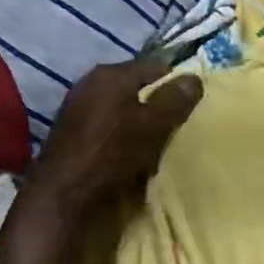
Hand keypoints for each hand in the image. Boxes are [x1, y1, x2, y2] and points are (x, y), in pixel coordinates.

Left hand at [30, 62, 201, 209]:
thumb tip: (195, 78)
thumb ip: (176, 99)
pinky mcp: (77, 134)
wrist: (67, 195)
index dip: (178, 84)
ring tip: (163, 141)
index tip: (195, 106)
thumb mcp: (155, 124)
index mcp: (111, 75)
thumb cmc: (114, 153)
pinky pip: (114, 127)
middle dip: (161, 104)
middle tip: (182, 124)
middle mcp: (92, 84)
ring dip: (144, 122)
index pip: (156, 68)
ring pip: (126, 109)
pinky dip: (128, 136)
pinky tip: (138, 153)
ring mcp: (81, 109)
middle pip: (140, 88)